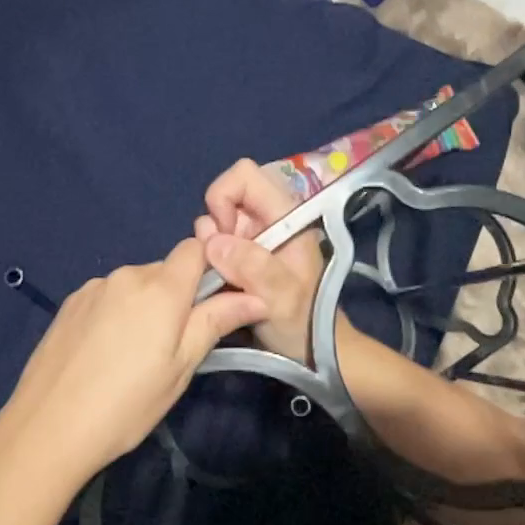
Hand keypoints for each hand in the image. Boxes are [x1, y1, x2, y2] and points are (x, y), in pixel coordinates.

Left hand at [0, 238, 268, 478]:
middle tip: (171, 347)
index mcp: (160, 287)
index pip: (195, 248)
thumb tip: (256, 296)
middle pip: (165, 270)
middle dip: (175, 297)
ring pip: (134, 285)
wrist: (48, 427)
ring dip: (143, 307)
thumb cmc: (127, 404)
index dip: (208, 269)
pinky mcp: (69, 304)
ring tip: (132, 356)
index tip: (210, 305)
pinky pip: (107, 297)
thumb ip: (216, 322)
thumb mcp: (181, 367)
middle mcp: (126, 275)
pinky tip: (103, 354)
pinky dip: (115, 315)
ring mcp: (93, 288)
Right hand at [193, 159, 325, 363]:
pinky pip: (217, 242)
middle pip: (227, 196)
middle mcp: (269, 217)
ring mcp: (256, 234)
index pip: (245, 174)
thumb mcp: (281, 297)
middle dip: (214, 227)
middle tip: (222, 264)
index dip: (225, 197)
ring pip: (218, 221)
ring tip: (225, 279)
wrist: (313, 349)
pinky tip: (224, 283)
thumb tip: (213, 241)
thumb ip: (253, 266)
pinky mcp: (245, 253)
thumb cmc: (303, 321)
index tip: (223, 234)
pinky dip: (212, 259)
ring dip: (212, 247)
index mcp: (286, 215)